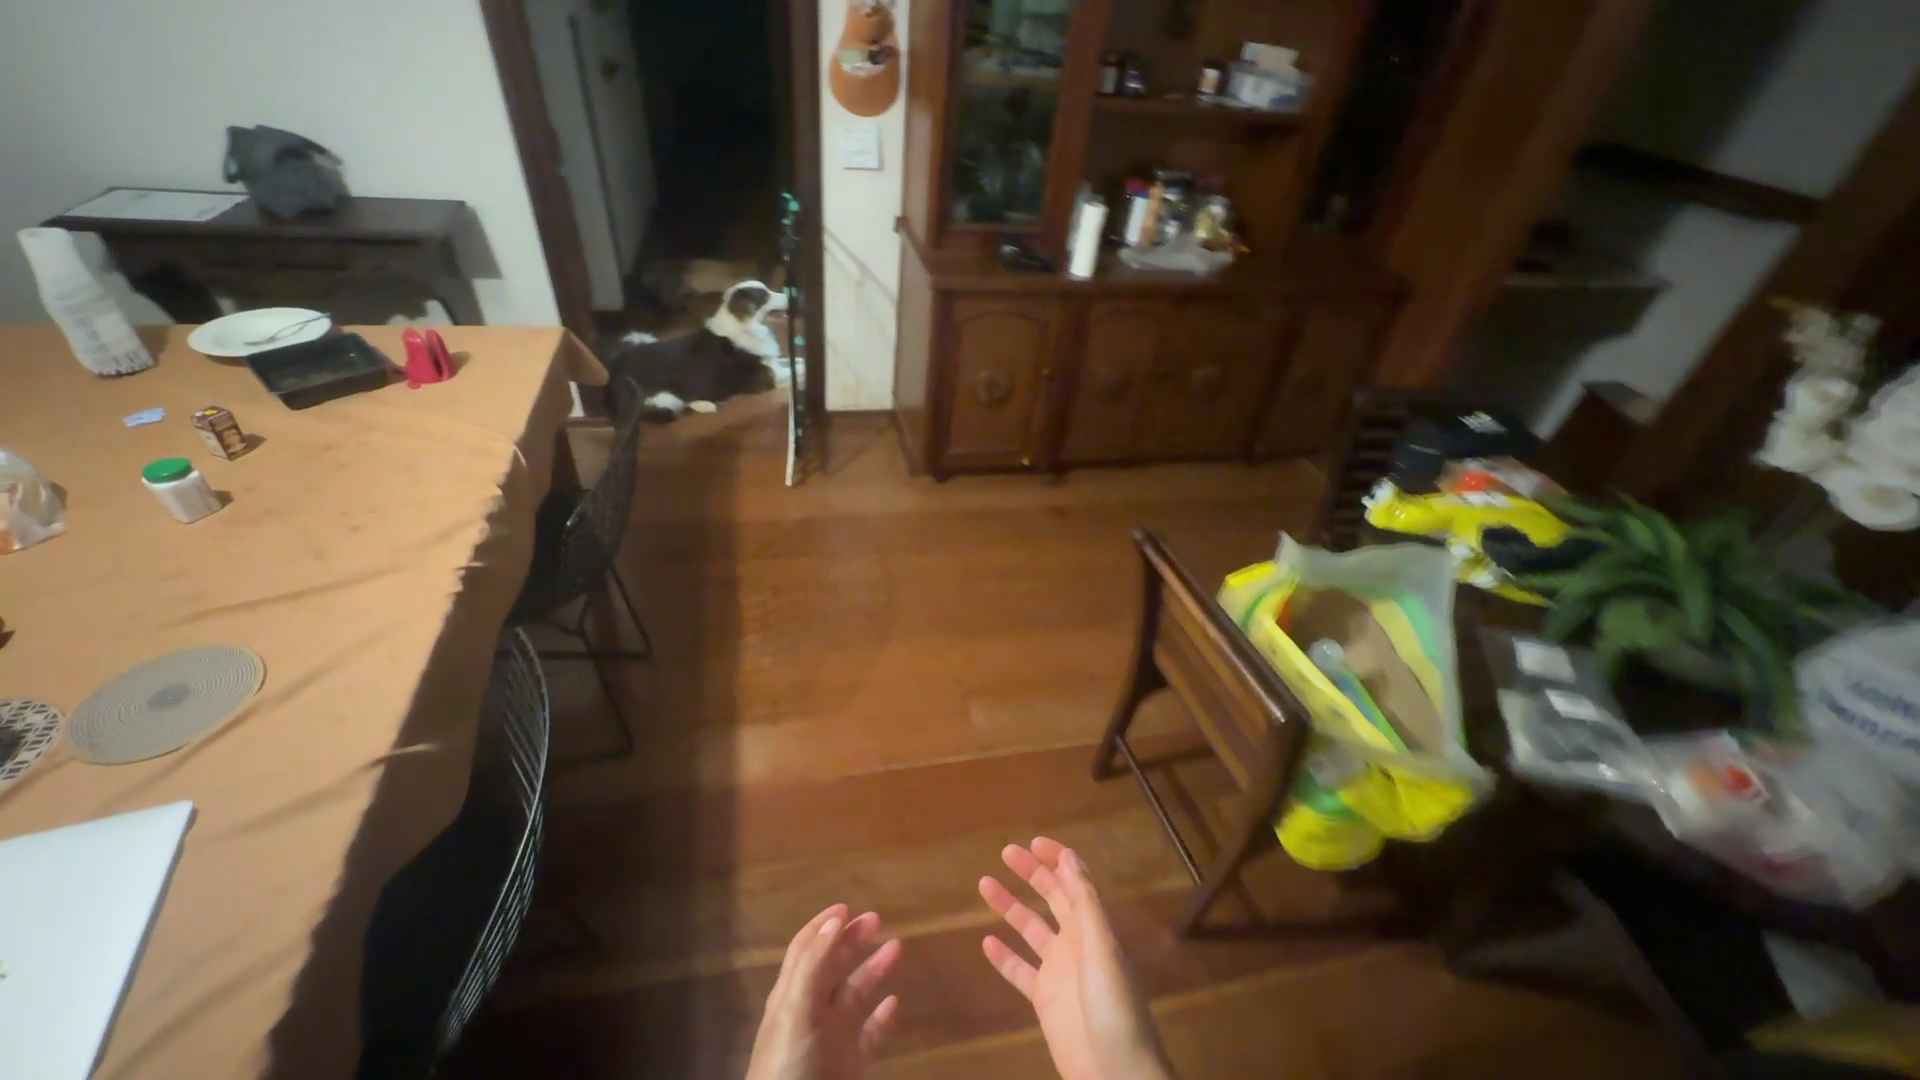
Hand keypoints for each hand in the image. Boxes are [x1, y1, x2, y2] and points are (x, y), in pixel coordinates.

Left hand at [746, 904, 902, 1079]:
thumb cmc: (789, 1063)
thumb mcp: (796, 1009)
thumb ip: (815, 963)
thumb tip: (836, 918)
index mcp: (791, 995)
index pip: (805, 949)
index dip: (823, 926)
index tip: (847, 905)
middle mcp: (811, 1011)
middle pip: (832, 966)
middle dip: (852, 940)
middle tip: (878, 920)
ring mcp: (831, 1038)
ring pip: (855, 995)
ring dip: (873, 970)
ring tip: (898, 948)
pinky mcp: (849, 1063)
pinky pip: (869, 1034)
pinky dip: (882, 1017)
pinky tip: (896, 1003)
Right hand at [978, 839, 1173, 1079]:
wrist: (1117, 1074)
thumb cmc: (1116, 1008)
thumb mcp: (1103, 949)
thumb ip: (1085, 903)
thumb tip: (1069, 857)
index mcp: (1095, 928)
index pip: (1076, 882)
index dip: (1058, 860)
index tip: (1033, 842)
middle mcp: (1077, 943)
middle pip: (1052, 898)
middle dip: (1032, 873)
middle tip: (1006, 852)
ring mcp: (1060, 972)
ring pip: (1030, 929)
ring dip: (1010, 906)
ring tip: (984, 883)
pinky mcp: (1045, 1000)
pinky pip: (1020, 970)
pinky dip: (1004, 955)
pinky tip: (986, 941)